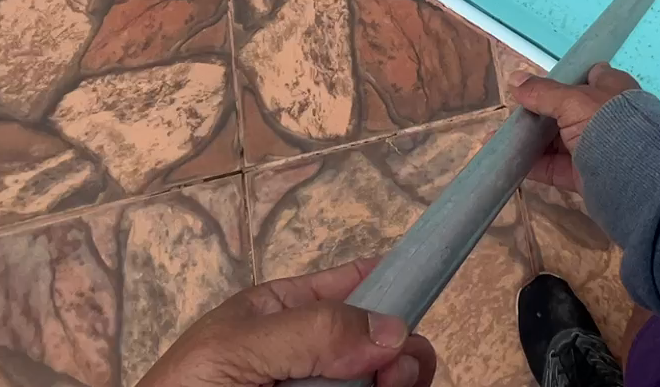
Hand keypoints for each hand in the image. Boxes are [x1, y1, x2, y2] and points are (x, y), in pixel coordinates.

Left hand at [138, 259, 435, 386]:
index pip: (357, 282)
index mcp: (286, 312)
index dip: (397, 282)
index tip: (424, 301)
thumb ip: (313, 331)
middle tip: (396, 378)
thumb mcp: (236, 351)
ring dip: (397, 383)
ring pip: (382, 382)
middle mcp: (310, 355)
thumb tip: (393, 330)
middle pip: (382, 340)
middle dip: (402, 351)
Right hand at [510, 62, 639, 193]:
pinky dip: (535, 164)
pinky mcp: (586, 175)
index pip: (589, 76)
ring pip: (558, 140)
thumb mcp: (573, 100)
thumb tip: (515, 79)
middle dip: (540, 113)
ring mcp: (595, 147)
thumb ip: (543, 92)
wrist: (632, 176)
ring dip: (532, 140)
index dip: (564, 78)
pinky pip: (555, 167)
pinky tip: (511, 161)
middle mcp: (606, 116)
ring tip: (501, 138)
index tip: (537, 84)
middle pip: (568, 111)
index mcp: (611, 89)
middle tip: (513, 114)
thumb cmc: (606, 122)